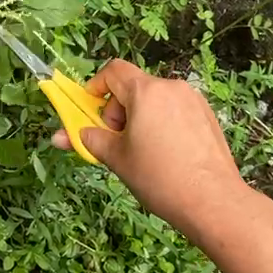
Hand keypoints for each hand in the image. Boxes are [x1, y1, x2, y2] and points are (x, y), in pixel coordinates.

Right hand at [51, 58, 252, 238]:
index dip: (96, 86)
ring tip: (141, 150)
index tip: (91, 110)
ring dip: (139, 117)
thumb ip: (88, 140)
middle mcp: (171, 87)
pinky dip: (161, 123)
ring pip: (155, 99)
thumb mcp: (116, 158)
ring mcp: (193, 100)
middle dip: (118, 109)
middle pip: (134, 86)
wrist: (213, 202)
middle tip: (117, 140)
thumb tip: (59, 136)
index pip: (113, 71)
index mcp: (146, 91)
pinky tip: (166, 154)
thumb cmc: (159, 177)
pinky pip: (175, 110)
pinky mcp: (208, 116)